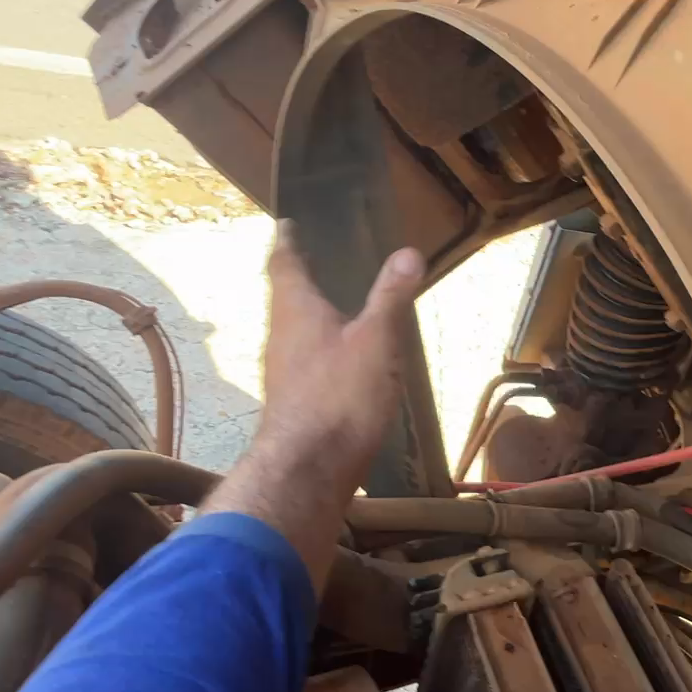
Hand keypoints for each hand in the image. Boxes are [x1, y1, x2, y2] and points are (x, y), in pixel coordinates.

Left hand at [203, 220, 424, 591]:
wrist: (309, 467)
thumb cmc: (341, 395)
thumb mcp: (377, 340)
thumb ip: (391, 296)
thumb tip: (409, 252)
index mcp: (296, 311)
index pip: (284, 264)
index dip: (286, 242)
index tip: (286, 224)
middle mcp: (282, 335)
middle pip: (284, 297)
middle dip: (298, 277)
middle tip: (316, 258)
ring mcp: (284, 370)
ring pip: (293, 329)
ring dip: (308, 312)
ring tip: (333, 302)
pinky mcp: (295, 399)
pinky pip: (305, 357)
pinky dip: (320, 344)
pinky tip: (342, 356)